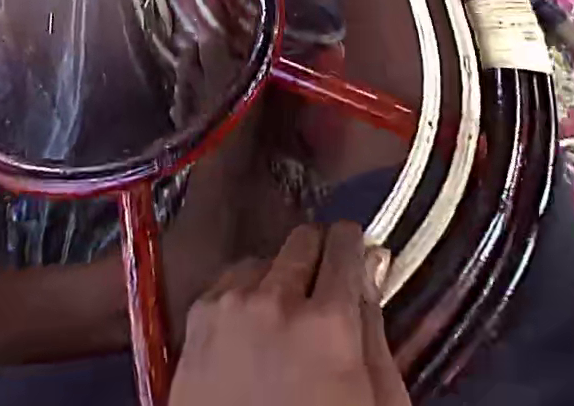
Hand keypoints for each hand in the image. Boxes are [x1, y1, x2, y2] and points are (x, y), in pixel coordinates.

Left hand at [169, 223, 408, 405]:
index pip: (344, 245)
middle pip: (303, 239)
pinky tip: (254, 332)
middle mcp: (276, 300)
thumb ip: (376, 333)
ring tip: (286, 322)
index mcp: (328, 326)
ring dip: (280, 277)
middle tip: (324, 287)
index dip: (353, 246)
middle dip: (319, 255)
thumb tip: (371, 270)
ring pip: (266, 258)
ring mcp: (231, 304)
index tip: (354, 251)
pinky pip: (231, 280)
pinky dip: (246, 294)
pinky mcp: (197, 316)